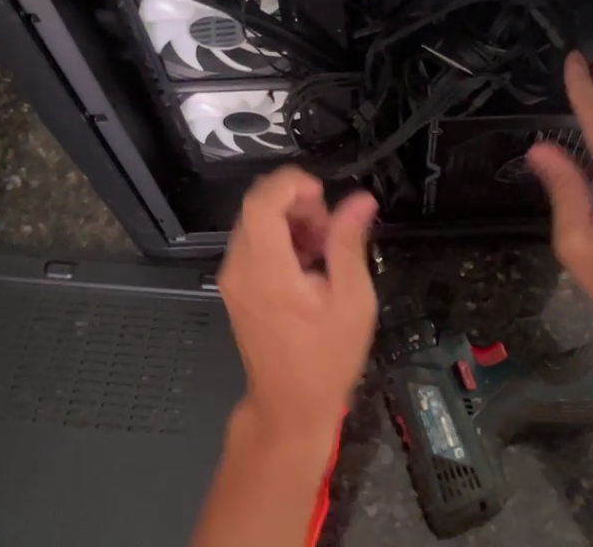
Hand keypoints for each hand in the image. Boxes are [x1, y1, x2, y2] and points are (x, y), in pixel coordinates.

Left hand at [217, 167, 379, 455]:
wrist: (290, 407)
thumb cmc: (326, 358)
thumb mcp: (351, 300)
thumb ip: (349, 243)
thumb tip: (360, 200)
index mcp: (267, 270)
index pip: (262, 202)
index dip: (292, 185)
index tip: (324, 197)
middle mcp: (240, 268)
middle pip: (257, 206)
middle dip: (297, 203)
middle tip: (330, 228)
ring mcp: (233, 279)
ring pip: (254, 222)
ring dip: (290, 220)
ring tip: (324, 248)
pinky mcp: (235, 287)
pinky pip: (253, 242)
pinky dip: (280, 238)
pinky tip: (308, 263)